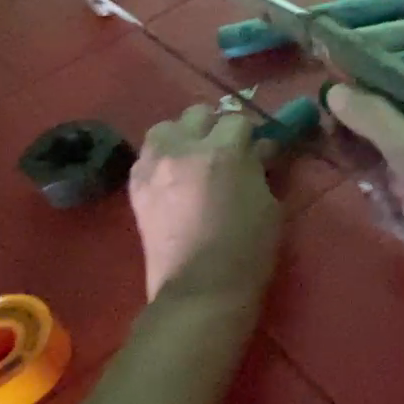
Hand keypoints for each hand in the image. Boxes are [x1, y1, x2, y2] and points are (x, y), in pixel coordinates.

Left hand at [128, 105, 281, 303]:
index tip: (258, 145)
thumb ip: (260, 167)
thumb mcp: (268, 202)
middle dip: (215, 126)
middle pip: (197, 114)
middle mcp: (183, 149)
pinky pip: (149, 155)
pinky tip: (177, 178)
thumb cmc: (248, 247)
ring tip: (195, 159)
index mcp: (223, 152)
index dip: (251, 132)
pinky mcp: (135, 186)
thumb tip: (260, 148)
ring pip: (166, 128)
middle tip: (227, 148)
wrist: (201, 288)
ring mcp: (153, 166)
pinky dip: (164, 158)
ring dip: (183, 136)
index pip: (238, 119)